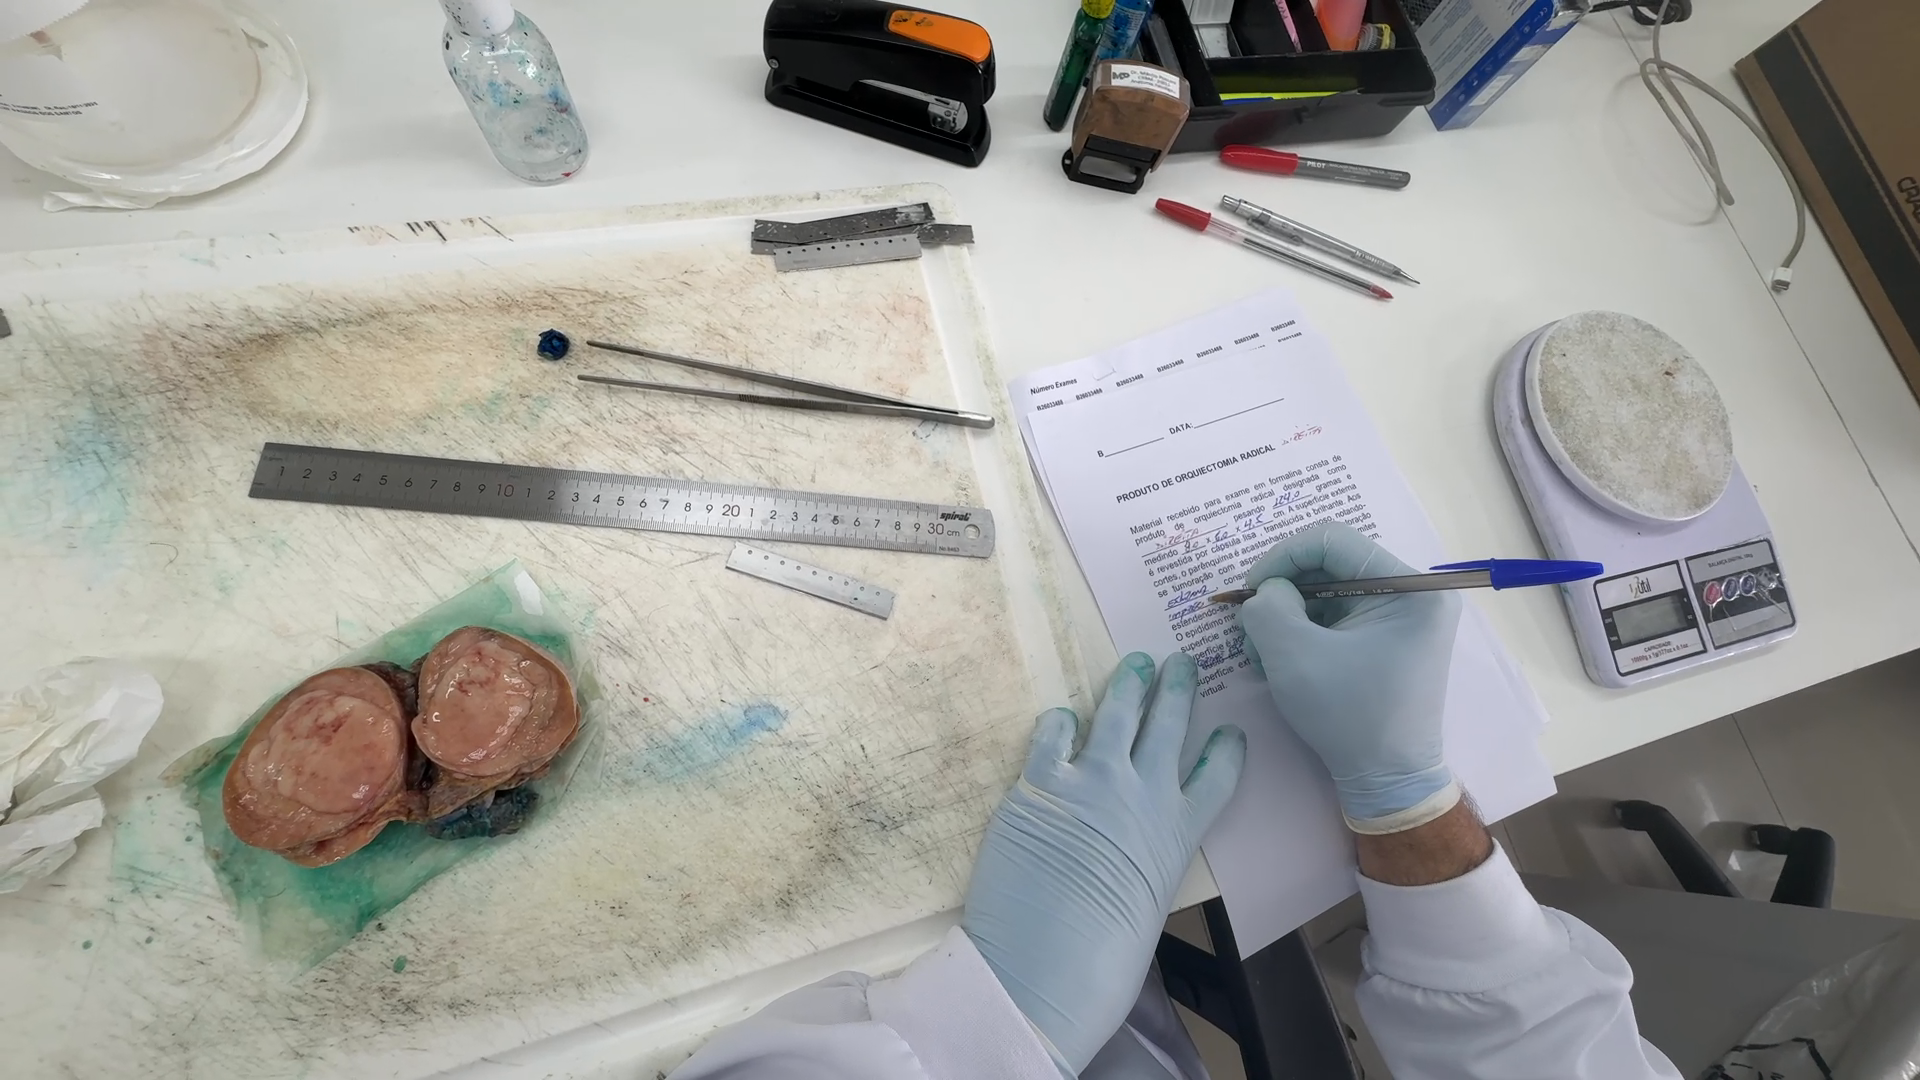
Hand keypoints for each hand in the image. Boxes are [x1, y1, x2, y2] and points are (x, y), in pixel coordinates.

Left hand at [962, 653, 1245, 1071]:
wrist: (1046, 967)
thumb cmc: (1100, 955)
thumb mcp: (1147, 901)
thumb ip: (1145, 855)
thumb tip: (1129, 839)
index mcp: (1177, 833)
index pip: (1217, 778)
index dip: (1225, 751)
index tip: (1230, 731)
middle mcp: (1143, 794)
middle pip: (1169, 726)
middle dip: (1177, 688)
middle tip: (1181, 661)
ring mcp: (1094, 780)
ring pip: (1119, 713)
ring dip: (1130, 682)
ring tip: (1136, 662)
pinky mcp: (1044, 779)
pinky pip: (1056, 732)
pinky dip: (1061, 720)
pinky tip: (1062, 717)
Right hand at [1237, 522, 1461, 833]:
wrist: (1386, 779)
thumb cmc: (1347, 714)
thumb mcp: (1293, 654)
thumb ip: (1267, 606)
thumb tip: (1267, 593)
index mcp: (1409, 589)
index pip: (1330, 540)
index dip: (1280, 557)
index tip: (1251, 592)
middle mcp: (1412, 593)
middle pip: (1326, 564)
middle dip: (1280, 592)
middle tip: (1251, 625)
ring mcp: (1398, 616)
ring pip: (1322, 590)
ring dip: (1284, 614)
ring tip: (1261, 651)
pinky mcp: (1382, 636)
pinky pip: (1330, 614)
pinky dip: (1298, 630)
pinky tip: (1279, 658)